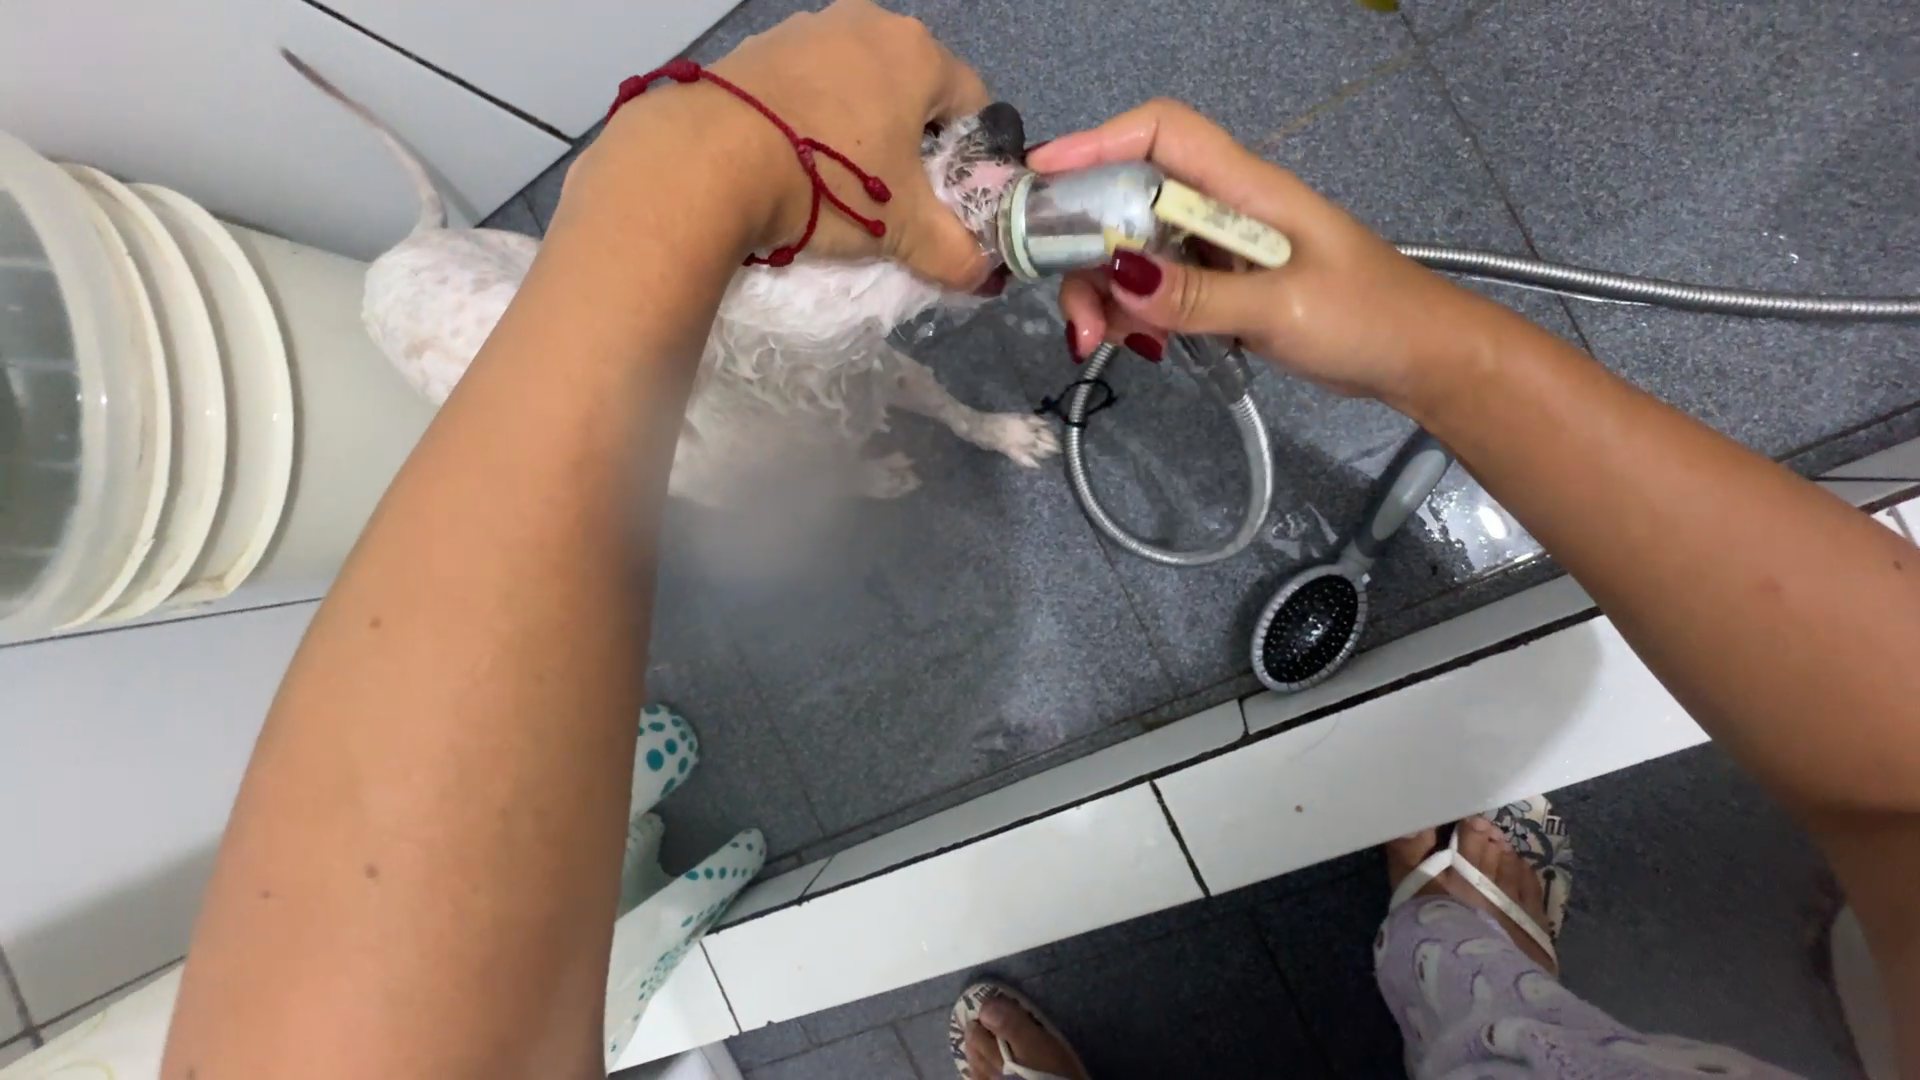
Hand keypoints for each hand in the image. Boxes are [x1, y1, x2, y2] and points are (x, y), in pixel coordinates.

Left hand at [576, 0, 993, 289]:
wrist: (710, 162)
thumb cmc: (831, 183)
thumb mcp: (905, 229)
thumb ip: (956, 253)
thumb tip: (983, 275)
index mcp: (917, 53)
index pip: (973, 101)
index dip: (971, 156)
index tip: (949, 197)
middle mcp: (867, 23)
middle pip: (914, 92)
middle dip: (914, 145)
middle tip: (897, 198)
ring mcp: (808, 28)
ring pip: (860, 87)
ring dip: (864, 131)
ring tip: (843, 184)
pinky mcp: (760, 48)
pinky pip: (810, 88)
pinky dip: (817, 122)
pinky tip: (799, 163)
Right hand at [1030, 100, 1507, 403]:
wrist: (1415, 358)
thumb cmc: (1365, 317)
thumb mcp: (1284, 306)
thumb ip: (1200, 294)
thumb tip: (1117, 277)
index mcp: (1244, 189)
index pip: (1161, 136)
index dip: (1097, 144)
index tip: (1042, 179)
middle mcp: (1220, 210)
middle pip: (1126, 206)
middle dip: (1087, 257)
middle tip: (1080, 322)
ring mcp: (1215, 252)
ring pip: (1132, 256)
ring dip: (1105, 298)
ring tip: (1107, 347)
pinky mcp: (1216, 289)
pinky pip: (1154, 293)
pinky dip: (1134, 318)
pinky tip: (1143, 348)